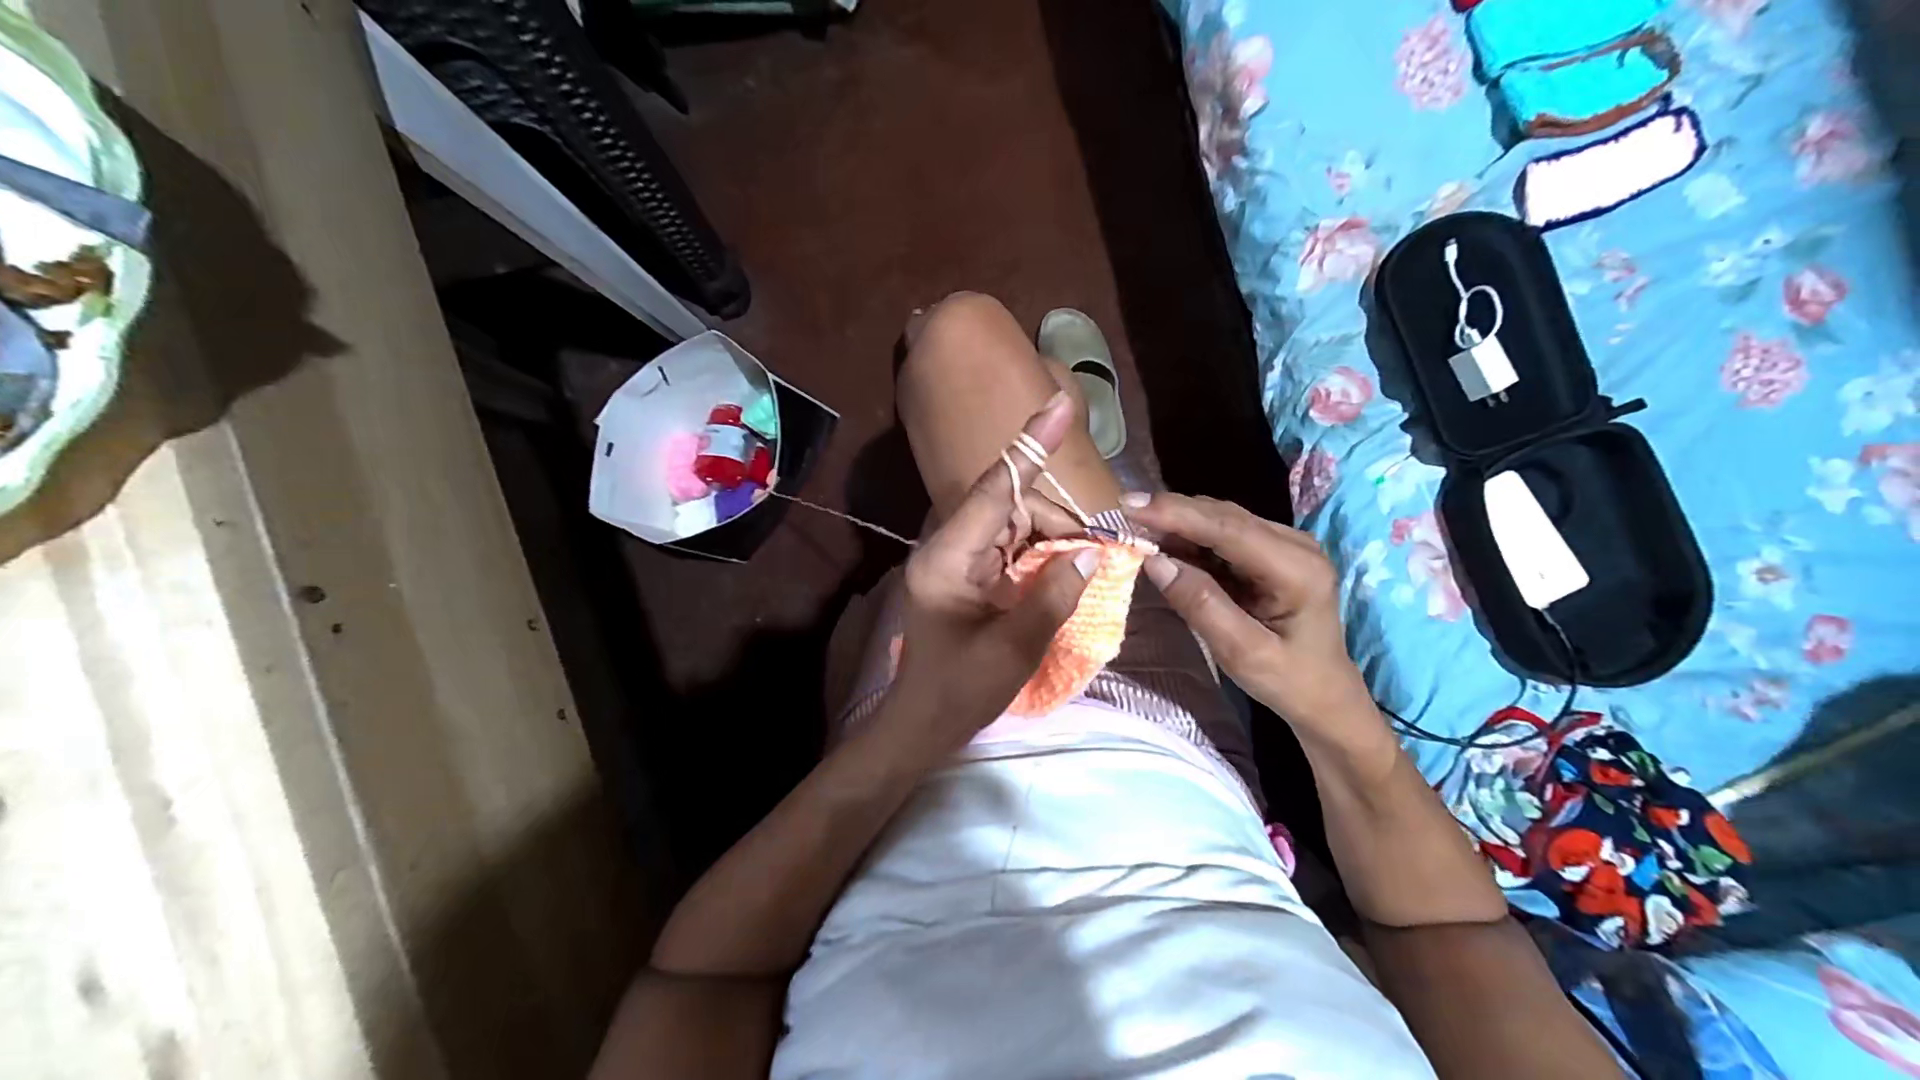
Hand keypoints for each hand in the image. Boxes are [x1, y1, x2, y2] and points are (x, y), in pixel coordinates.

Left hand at [884, 392, 1098, 755]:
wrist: (922, 725)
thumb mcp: (1015, 647)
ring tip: (1087, 565)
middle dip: (1059, 521)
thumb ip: (1054, 595)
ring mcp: (958, 561)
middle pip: (1012, 506)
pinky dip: (1043, 556)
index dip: (1030, 447)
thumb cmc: (960, 691)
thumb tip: (1089, 556)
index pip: (995, 489)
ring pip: (1016, 526)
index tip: (1058, 403)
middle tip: (1098, 551)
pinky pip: (1012, 549)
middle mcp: (949, 548)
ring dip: (1054, 539)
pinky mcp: (968, 576)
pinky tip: (1066, 572)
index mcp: (949, 557)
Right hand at [1123, 492, 1375, 735]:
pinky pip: (1223, 534)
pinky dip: (1189, 535)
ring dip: (1178, 521)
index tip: (1131, 506)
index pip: (1229, 530)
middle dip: (1172, 511)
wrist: (1324, 695)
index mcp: (1297, 569)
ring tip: (1135, 524)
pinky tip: (1163, 539)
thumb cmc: (1287, 681)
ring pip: (1221, 520)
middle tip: (1123, 510)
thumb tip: (1155, 561)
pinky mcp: (1271, 551)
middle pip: (1224, 516)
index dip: (1177, 514)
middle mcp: (1295, 545)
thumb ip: (1201, 605)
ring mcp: (1285, 545)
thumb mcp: (1242, 653)